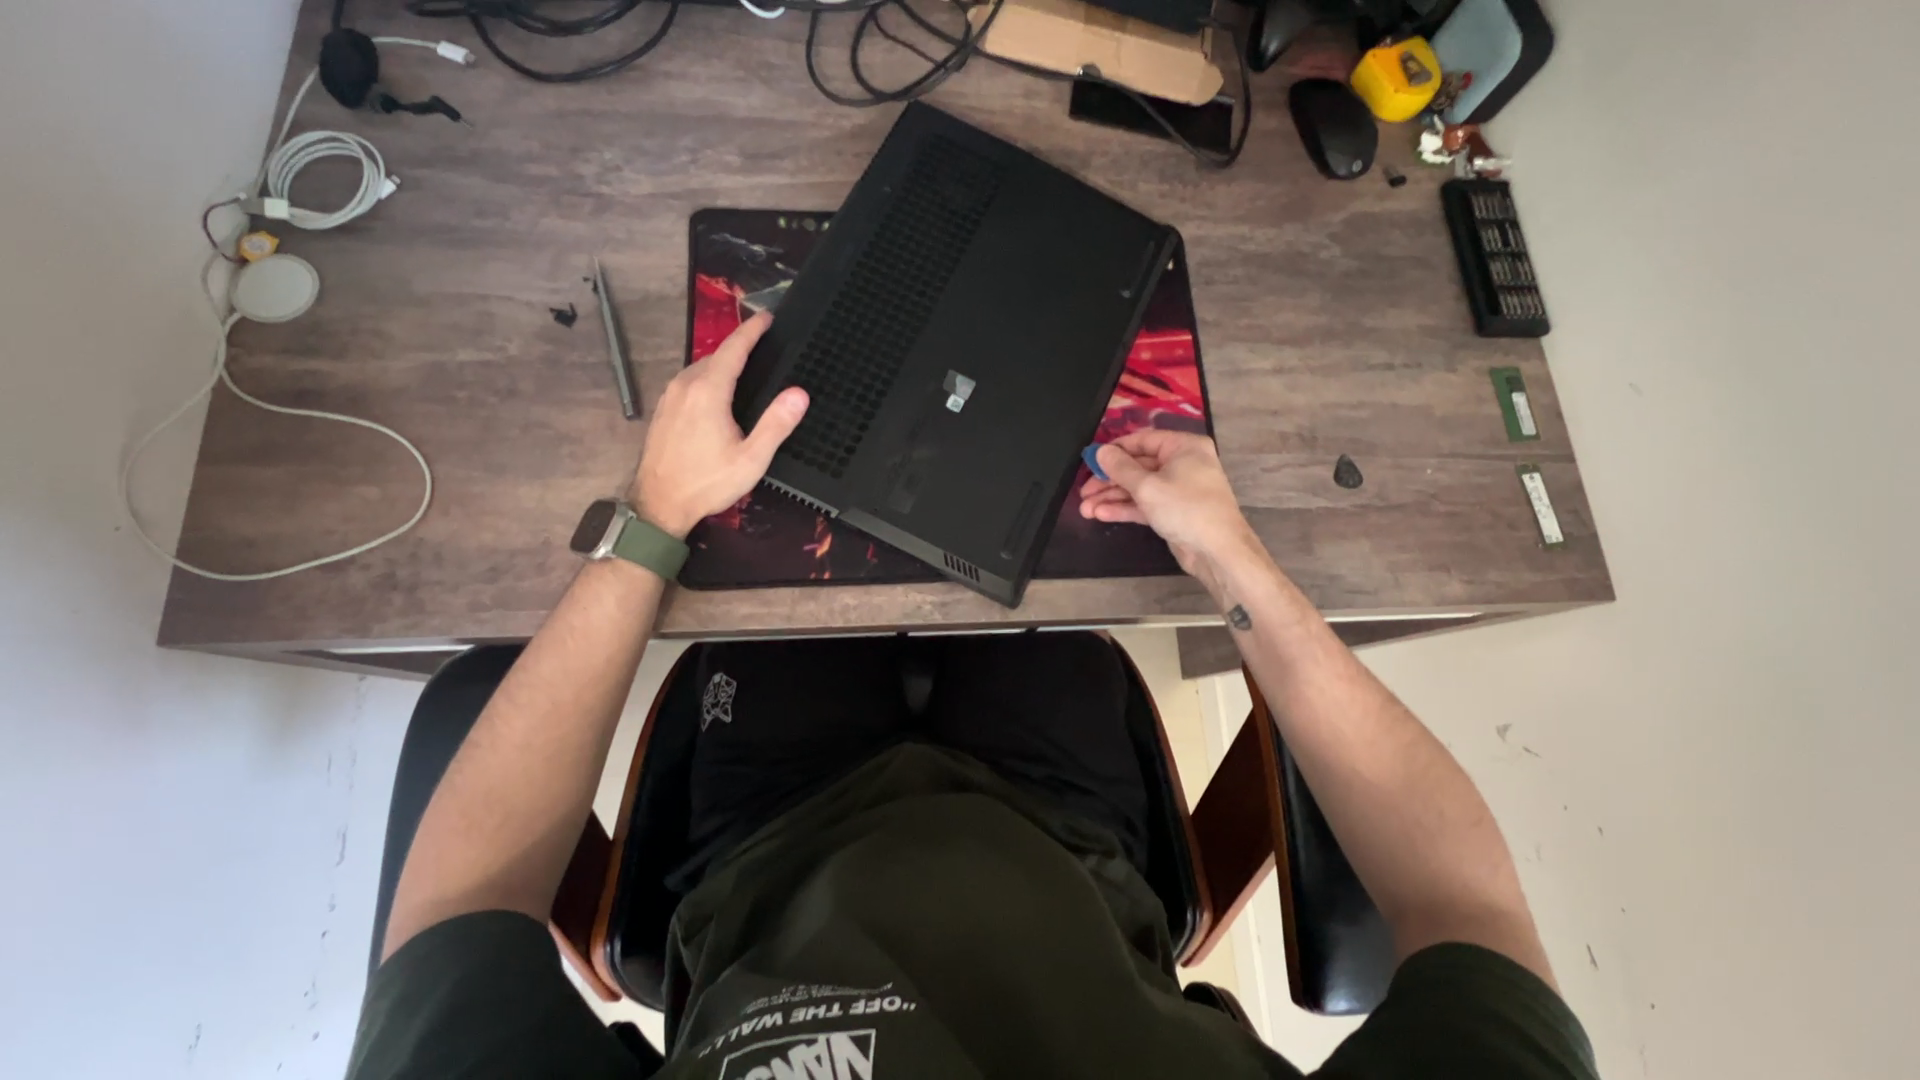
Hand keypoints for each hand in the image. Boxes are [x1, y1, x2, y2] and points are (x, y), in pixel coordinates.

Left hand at [629, 313, 807, 537]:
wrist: (659, 504)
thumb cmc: (708, 483)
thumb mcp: (751, 458)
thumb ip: (776, 424)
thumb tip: (799, 394)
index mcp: (709, 391)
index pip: (733, 348)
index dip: (752, 331)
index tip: (767, 318)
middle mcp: (686, 386)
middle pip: (716, 356)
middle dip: (739, 348)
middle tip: (762, 346)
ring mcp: (670, 397)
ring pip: (699, 369)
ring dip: (722, 364)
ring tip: (744, 369)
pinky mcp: (663, 410)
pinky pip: (689, 383)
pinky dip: (706, 379)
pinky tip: (717, 395)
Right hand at [1078, 430, 1262, 590]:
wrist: (1217, 550)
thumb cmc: (1185, 508)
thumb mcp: (1147, 486)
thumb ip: (1120, 468)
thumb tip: (1101, 451)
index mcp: (1183, 447)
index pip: (1142, 440)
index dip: (1115, 450)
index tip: (1090, 461)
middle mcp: (1182, 463)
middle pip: (1137, 466)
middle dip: (1109, 480)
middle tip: (1084, 492)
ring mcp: (1177, 489)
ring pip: (1138, 488)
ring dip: (1112, 498)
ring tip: (1085, 509)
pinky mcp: (1172, 511)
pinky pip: (1144, 504)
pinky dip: (1124, 509)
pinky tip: (1101, 515)